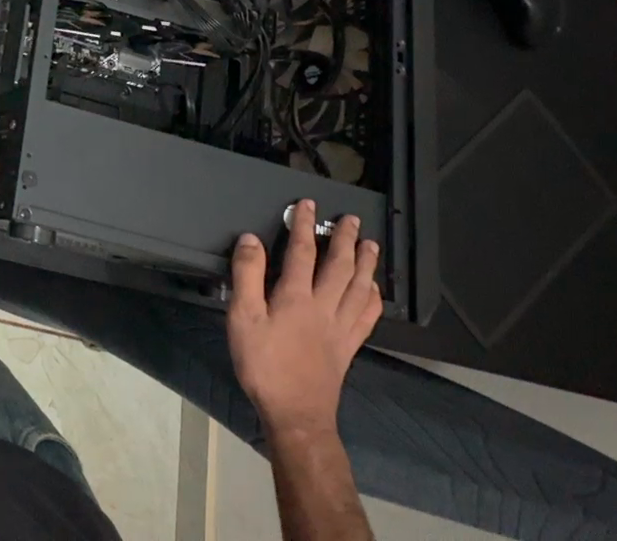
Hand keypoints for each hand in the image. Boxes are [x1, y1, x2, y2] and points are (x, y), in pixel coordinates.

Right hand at [227, 200, 381, 440]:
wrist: (296, 412)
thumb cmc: (262, 363)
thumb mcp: (242, 317)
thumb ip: (246, 276)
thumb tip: (252, 239)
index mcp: (296, 297)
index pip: (302, 252)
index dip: (304, 226)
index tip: (307, 205)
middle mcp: (324, 306)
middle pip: (340, 266)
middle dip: (345, 240)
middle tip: (351, 220)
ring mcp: (341, 327)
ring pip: (360, 287)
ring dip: (366, 263)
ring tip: (371, 245)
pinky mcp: (349, 345)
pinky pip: (367, 314)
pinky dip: (373, 297)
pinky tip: (374, 290)